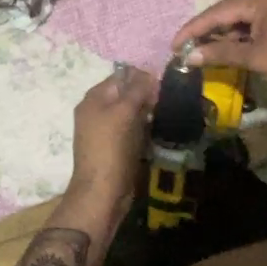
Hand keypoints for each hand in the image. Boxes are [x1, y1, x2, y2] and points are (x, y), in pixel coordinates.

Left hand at [68, 63, 158, 202]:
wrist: (102, 192)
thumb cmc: (110, 148)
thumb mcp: (123, 113)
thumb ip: (136, 90)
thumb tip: (150, 73)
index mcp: (94, 98)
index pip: (121, 76)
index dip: (143, 76)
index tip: (166, 81)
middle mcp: (98, 111)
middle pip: (127, 94)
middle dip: (148, 94)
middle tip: (172, 98)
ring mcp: (108, 130)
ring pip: (133, 112)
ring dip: (150, 112)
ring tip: (171, 111)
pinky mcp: (118, 147)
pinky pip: (135, 129)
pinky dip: (147, 128)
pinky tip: (163, 128)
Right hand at [171, 0, 266, 103]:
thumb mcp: (256, 59)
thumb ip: (220, 53)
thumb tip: (189, 56)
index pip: (218, 11)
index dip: (193, 29)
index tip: (173, 46)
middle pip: (231, 13)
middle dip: (208, 33)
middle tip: (186, 51)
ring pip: (245, 20)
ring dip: (226, 38)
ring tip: (204, 54)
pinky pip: (259, 25)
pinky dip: (244, 39)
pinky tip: (231, 53)